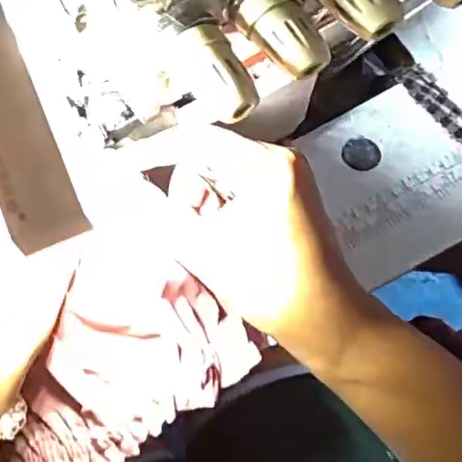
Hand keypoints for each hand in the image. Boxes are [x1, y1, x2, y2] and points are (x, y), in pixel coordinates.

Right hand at [125, 122, 376, 362]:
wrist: (327, 320)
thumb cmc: (274, 290)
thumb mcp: (207, 252)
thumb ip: (165, 217)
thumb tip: (133, 196)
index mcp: (267, 165)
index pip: (199, 141)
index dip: (163, 156)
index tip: (136, 171)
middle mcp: (282, 157)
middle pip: (211, 155)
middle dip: (190, 191)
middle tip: (192, 229)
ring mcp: (289, 171)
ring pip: (223, 170)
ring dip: (206, 201)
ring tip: (213, 238)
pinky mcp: (290, 188)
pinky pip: (241, 182)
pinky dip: (225, 204)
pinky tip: (227, 235)